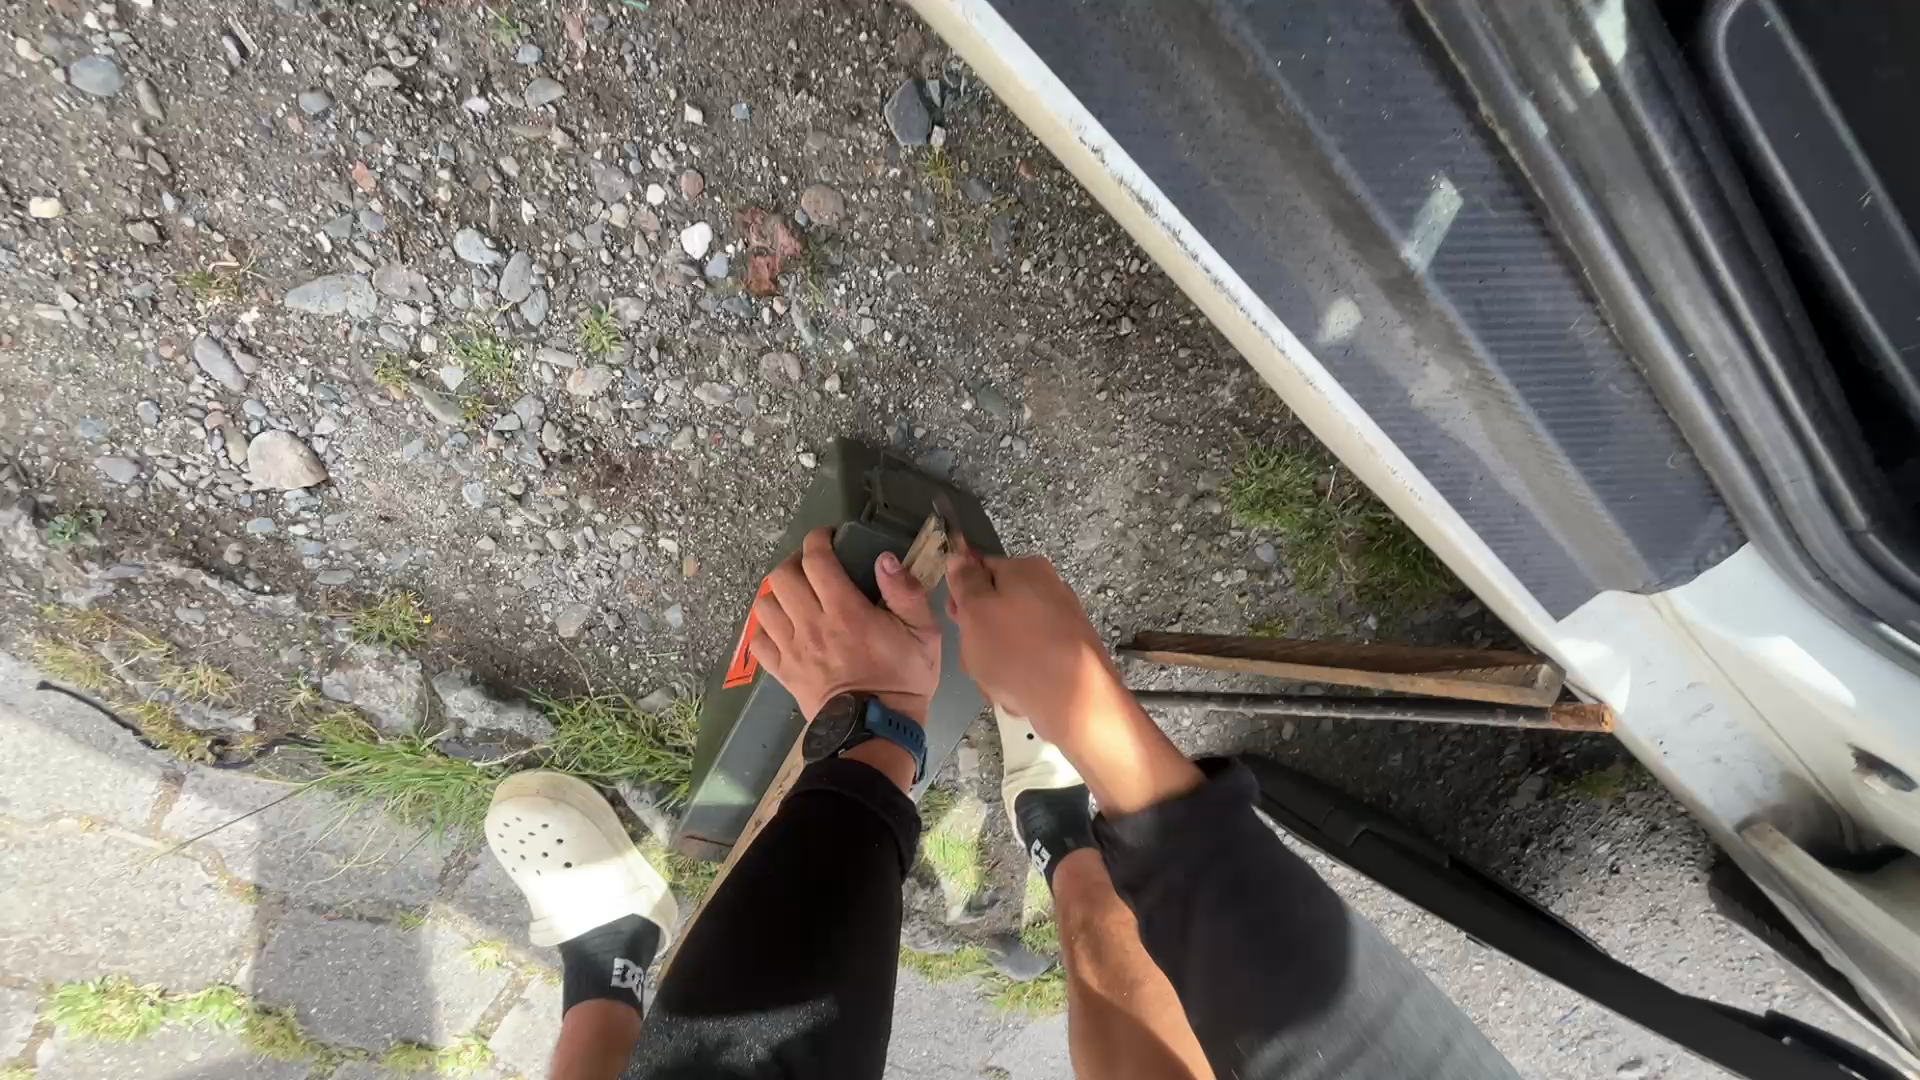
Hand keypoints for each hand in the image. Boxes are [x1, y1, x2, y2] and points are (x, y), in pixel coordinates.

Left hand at [747, 527, 940, 721]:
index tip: (828, 537)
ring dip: (778, 593)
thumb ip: (907, 593)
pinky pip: (758, 641)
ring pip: (765, 605)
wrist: (877, 731)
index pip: (817, 560)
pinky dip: (765, 628)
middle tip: (813, 567)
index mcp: (846, 611)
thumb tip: (884, 559)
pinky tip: (784, 627)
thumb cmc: (903, 680)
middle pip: (782, 577)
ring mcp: (792, 649)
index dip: (818, 539)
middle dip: (795, 563)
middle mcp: (812, 625)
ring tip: (797, 595)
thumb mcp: (924, 634)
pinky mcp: (782, 672)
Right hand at [945, 546, 1203, 812]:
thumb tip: (959, 557)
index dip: (962, 595)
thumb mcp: (976, 611)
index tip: (955, 618)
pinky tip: (1016, 693)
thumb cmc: (1018, 651)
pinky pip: (1028, 660)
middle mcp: (1048, 589)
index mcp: (1027, 569)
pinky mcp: (1066, 654)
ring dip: (994, 662)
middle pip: (994, 608)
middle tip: (975, 655)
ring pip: (1008, 640)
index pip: (981, 571)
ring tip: (997, 681)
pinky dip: (1017, 676)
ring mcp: (1059, 624)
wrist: (1073, 701)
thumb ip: (965, 581)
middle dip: (978, 636)